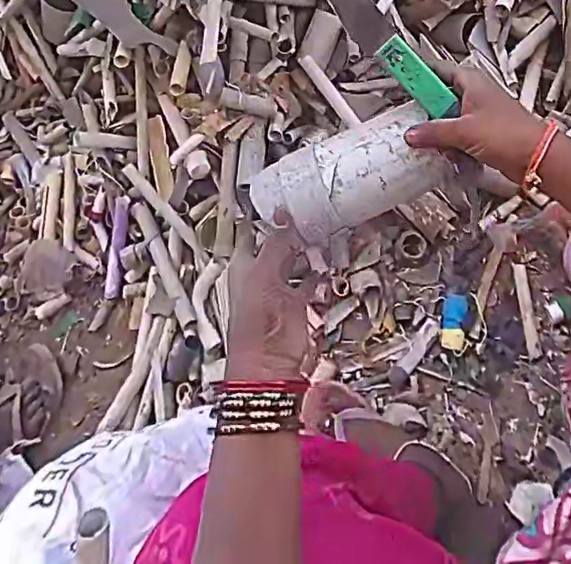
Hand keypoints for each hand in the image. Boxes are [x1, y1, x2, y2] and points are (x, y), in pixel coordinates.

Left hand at [224, 225, 311, 381]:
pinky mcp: (296, 307)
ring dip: (308, 251)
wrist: (271, 369)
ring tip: (323, 234)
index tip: (286, 200)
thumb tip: (283, 216)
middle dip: (293, 232)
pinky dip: (318, 275)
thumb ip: (276, 245)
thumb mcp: (265, 277)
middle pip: (277, 245)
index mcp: (244, 267)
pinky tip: (326, 267)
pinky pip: (309, 283)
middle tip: (312, 213)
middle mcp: (260, 276)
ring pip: (294, 262)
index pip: (254, 233)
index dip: (268, 218)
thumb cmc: (258, 326)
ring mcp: (278, 291)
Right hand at [403, 67, 548, 179]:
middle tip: (416, 120)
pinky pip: (457, 135)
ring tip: (438, 142)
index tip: (398, 71)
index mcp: (471, 81)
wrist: (537, 157)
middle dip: (428, 112)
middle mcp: (474, 93)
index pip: (435, 69)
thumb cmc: (512, 134)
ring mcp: (478, 113)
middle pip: (438, 96)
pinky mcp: (482, 132)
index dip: (416, 71)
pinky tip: (451, 153)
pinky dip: (451, 143)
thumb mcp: (464, 131)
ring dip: (440, 132)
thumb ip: (434, 132)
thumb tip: (413, 133)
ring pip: (446, 118)